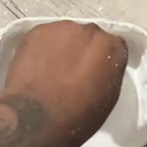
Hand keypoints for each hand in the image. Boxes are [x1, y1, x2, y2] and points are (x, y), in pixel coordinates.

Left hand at [0, 21, 128, 146]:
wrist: (33, 119)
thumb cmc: (76, 117)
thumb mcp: (106, 99)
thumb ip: (108, 74)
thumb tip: (100, 68)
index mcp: (112, 47)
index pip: (113, 47)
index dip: (102, 61)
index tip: (94, 74)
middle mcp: (91, 30)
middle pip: (89, 37)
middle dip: (82, 51)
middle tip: (71, 72)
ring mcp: (63, 27)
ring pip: (66, 35)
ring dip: (62, 48)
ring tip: (50, 70)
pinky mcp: (38, 30)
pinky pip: (44, 37)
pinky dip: (41, 49)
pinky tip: (35, 67)